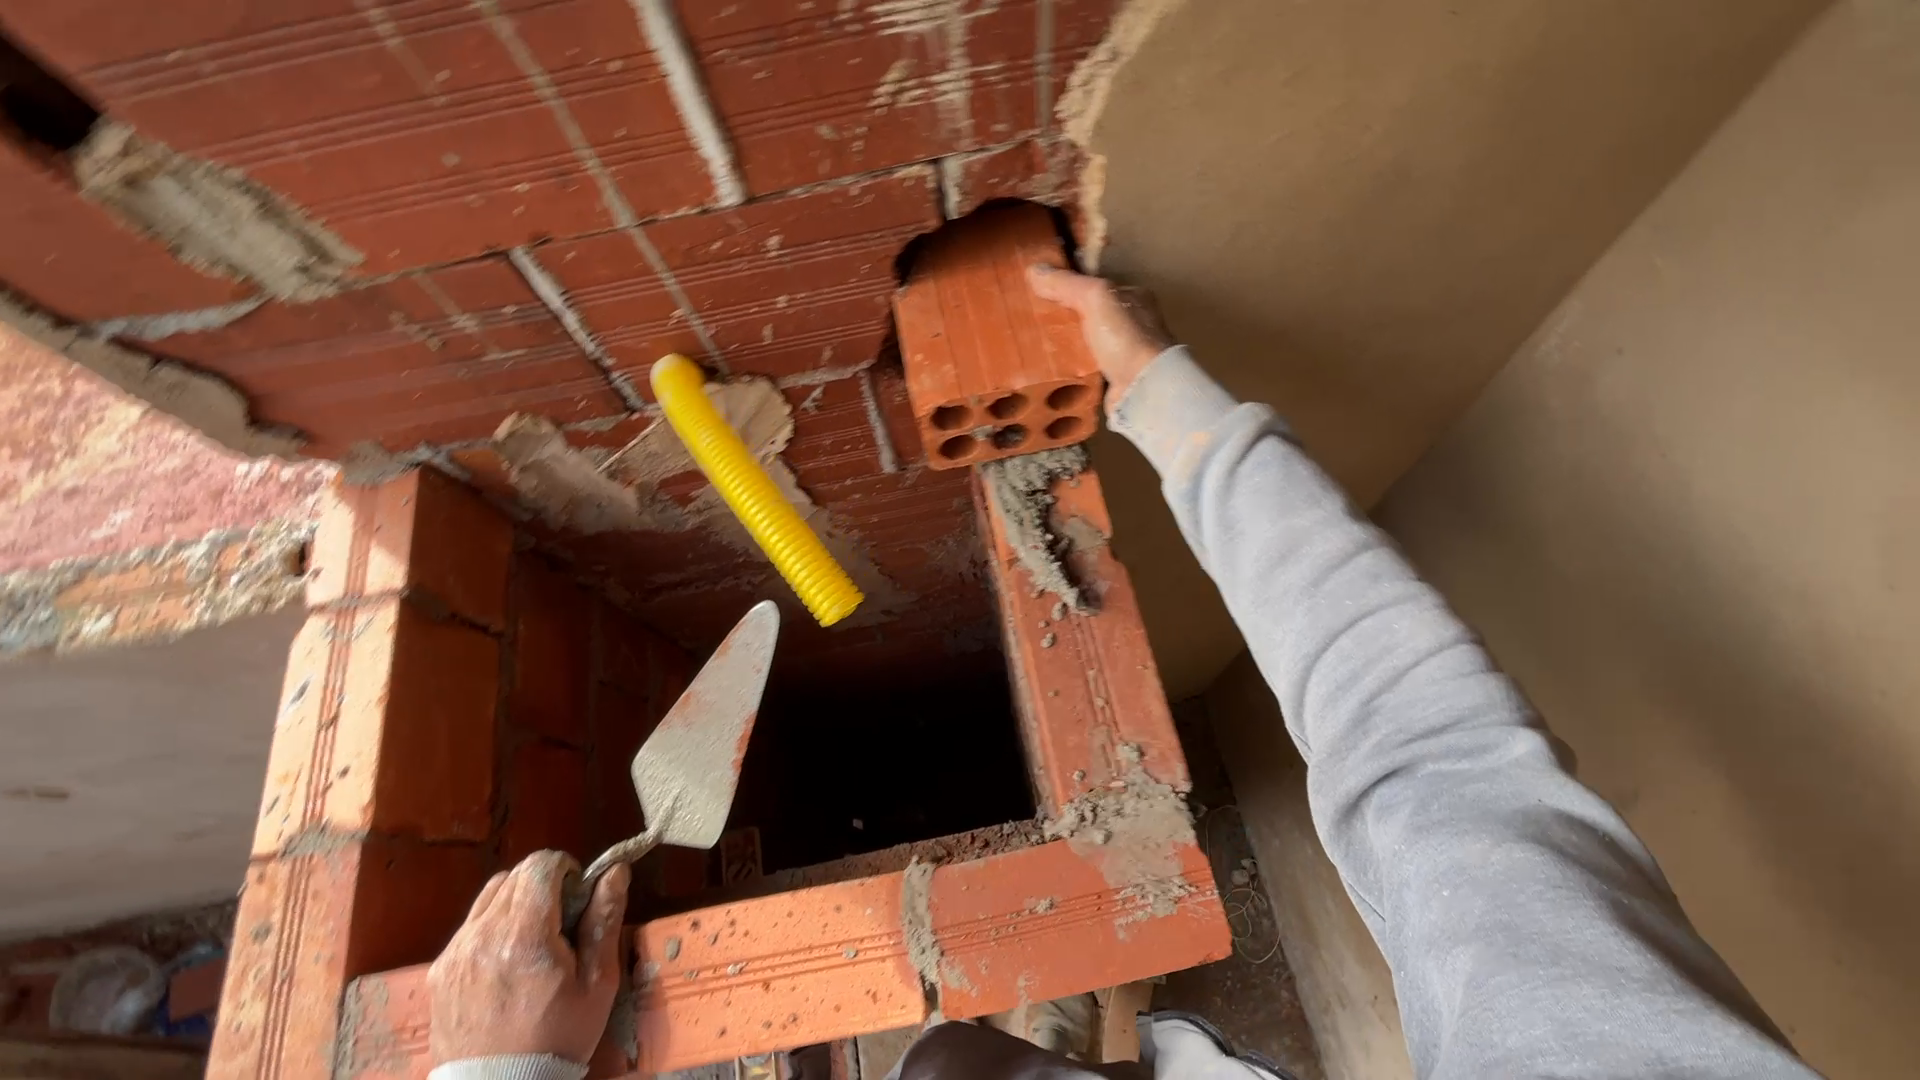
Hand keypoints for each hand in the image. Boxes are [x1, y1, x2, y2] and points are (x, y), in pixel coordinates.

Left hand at [428, 851, 630, 1065]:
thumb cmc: (558, 1038)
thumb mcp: (597, 982)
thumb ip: (604, 919)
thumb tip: (615, 871)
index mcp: (523, 937)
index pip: (540, 865)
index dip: (567, 870)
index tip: (579, 899)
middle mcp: (481, 936)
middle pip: (516, 875)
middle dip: (545, 883)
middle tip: (563, 921)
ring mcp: (454, 953)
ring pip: (491, 895)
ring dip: (519, 900)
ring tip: (535, 938)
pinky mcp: (439, 971)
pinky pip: (471, 924)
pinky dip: (495, 924)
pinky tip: (508, 960)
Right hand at [1026, 264, 1174, 408]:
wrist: (1144, 388)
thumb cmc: (1124, 337)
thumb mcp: (1094, 298)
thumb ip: (1066, 283)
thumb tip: (1034, 269)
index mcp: (1133, 297)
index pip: (1096, 286)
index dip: (1069, 287)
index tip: (1041, 292)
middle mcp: (1132, 324)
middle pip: (1089, 315)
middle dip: (1064, 318)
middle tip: (1033, 321)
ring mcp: (1125, 354)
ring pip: (1086, 344)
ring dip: (1065, 346)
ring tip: (1036, 346)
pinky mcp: (1115, 380)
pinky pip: (1086, 370)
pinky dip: (1071, 370)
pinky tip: (1052, 370)